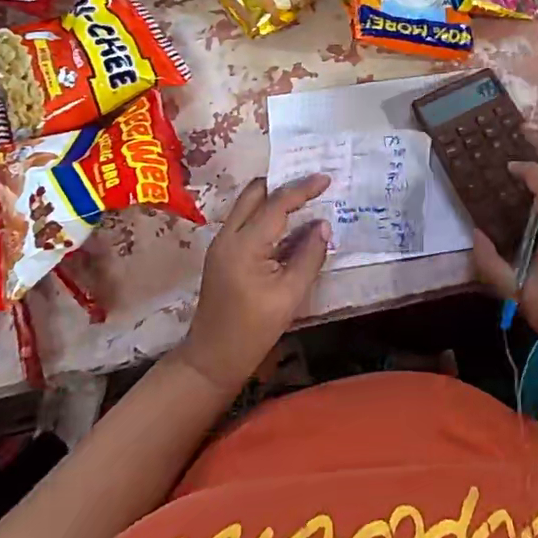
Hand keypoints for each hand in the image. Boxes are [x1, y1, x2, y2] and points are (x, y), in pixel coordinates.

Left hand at [175, 175, 331, 391]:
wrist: (211, 359)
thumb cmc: (253, 330)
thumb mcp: (290, 295)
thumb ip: (309, 256)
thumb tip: (323, 225)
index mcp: (244, 245)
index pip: (277, 204)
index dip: (303, 189)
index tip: (326, 179)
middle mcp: (228, 235)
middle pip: (255, 192)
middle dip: (284, 183)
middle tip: (312, 183)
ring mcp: (221, 242)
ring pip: (248, 204)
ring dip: (274, 197)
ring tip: (304, 197)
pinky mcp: (222, 252)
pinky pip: (245, 220)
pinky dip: (266, 213)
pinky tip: (288, 223)